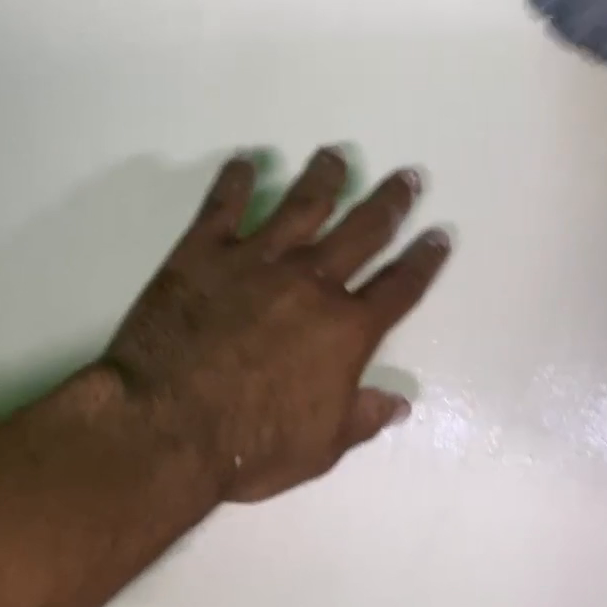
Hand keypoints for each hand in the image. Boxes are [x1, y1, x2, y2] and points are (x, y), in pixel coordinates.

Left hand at [103, 146, 449, 503]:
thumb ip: (361, 419)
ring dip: (323, 179)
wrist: (167, 426)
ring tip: (335, 157)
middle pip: (361, 233)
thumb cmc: (249, 447)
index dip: (424, 261)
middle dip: (388, 204)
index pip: (399, 288)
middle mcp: (310, 284)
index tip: (440, 235)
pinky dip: (236, 181)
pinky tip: (245, 163)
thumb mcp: (319, 449)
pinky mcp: (202, 253)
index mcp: (345, 332)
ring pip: (301, 206)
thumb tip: (398, 403)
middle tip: (406, 177)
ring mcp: (256, 262)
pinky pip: (224, 205)